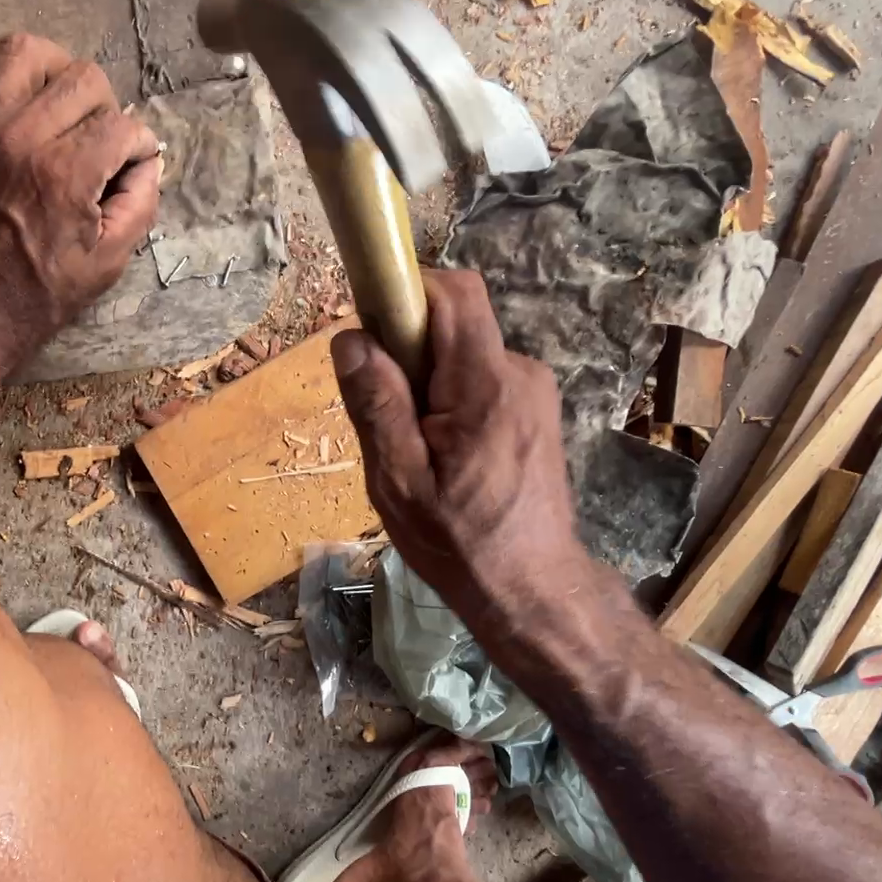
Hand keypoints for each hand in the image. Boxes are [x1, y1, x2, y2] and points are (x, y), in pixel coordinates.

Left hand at [0, 34, 162, 375]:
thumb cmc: (40, 297)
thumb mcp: (109, 264)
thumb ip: (140, 204)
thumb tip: (148, 162)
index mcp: (64, 176)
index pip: (122, 126)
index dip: (140, 148)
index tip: (135, 169)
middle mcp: (21, 139)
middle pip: (85, 79)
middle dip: (108, 111)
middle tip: (103, 149)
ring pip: (30, 53)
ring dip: (60, 76)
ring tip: (67, 114)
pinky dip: (10, 78)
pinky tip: (26, 110)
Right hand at [333, 269, 589, 622]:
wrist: (530, 589)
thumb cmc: (459, 543)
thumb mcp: (398, 481)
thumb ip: (377, 406)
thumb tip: (350, 339)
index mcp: (486, 386)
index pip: (453, 293)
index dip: (406, 292)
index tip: (369, 332)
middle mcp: (519, 373)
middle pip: (451, 324)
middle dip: (405, 354)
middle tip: (385, 419)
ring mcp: (531, 390)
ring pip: (459, 355)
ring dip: (423, 384)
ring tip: (414, 450)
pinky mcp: (532, 409)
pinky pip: (475, 380)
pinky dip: (446, 401)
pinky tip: (441, 456)